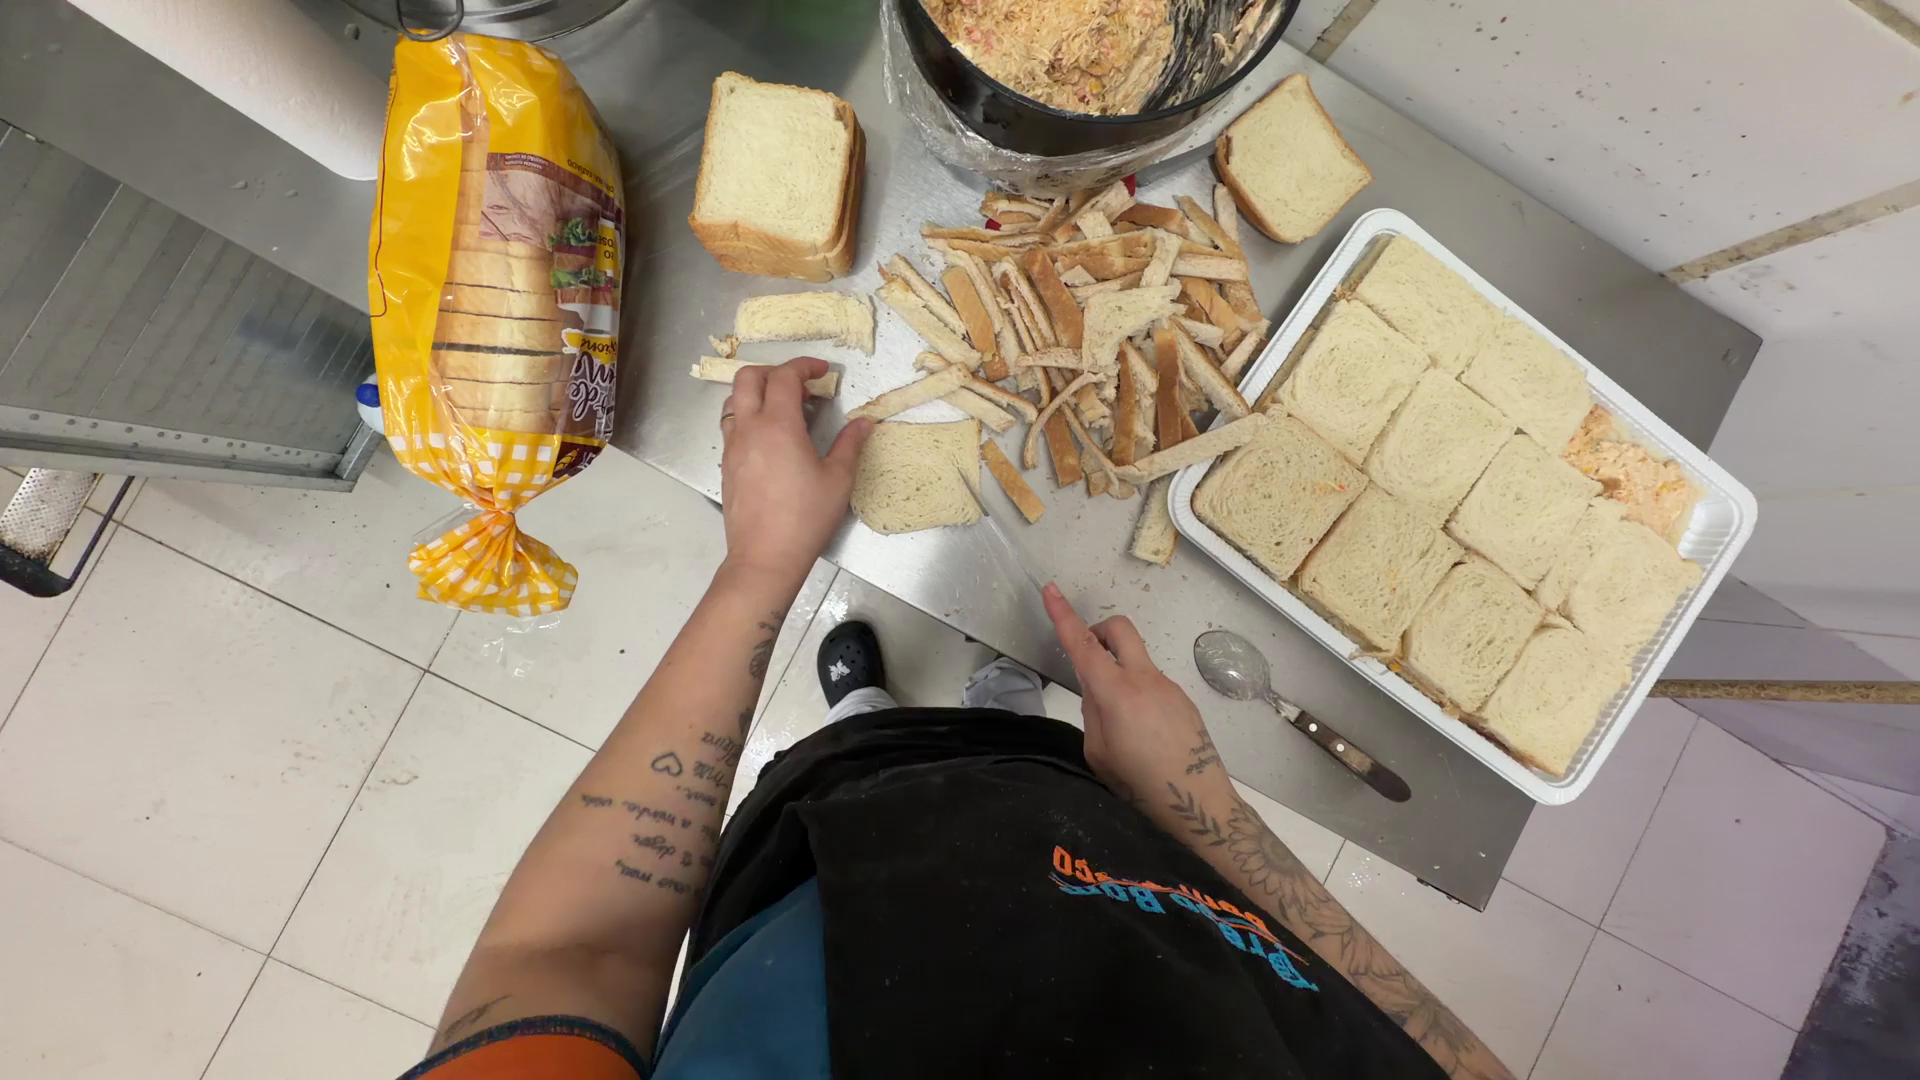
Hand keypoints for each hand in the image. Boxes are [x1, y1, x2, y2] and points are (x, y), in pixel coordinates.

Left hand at [719, 357, 871, 587]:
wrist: (765, 556)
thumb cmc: (806, 518)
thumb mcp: (838, 479)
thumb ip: (850, 444)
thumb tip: (864, 422)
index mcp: (778, 425)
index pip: (785, 377)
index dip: (805, 366)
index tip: (823, 371)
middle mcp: (749, 429)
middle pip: (749, 377)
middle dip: (775, 371)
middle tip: (801, 384)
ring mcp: (733, 447)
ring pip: (734, 400)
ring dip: (758, 393)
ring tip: (785, 409)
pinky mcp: (727, 465)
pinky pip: (732, 426)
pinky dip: (749, 416)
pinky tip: (771, 438)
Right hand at [1042, 583, 1230, 811]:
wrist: (1201, 805)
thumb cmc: (1141, 785)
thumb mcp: (1098, 753)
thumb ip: (1092, 712)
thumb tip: (1096, 692)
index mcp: (1117, 693)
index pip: (1082, 645)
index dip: (1063, 615)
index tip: (1050, 589)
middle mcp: (1144, 680)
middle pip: (1119, 628)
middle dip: (1097, 630)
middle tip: (1087, 658)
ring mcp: (1168, 686)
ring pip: (1134, 659)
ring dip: (1117, 671)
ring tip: (1118, 723)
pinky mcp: (1182, 699)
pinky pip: (1150, 682)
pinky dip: (1135, 692)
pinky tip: (1142, 734)